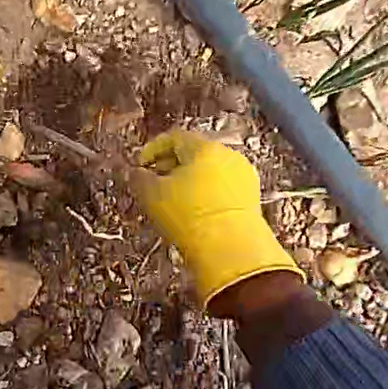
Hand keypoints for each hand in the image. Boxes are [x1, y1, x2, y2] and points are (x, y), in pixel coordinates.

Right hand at [131, 130, 300, 307]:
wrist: (231, 250)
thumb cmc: (187, 216)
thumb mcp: (152, 195)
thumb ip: (139, 178)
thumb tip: (136, 172)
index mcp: (204, 148)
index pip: (174, 137)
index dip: (151, 149)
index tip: (139, 166)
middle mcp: (228, 156)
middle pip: (194, 152)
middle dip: (170, 165)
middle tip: (153, 182)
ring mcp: (243, 177)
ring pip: (209, 171)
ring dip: (188, 181)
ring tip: (171, 200)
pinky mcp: (251, 198)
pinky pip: (222, 188)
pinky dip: (205, 193)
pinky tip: (192, 212)